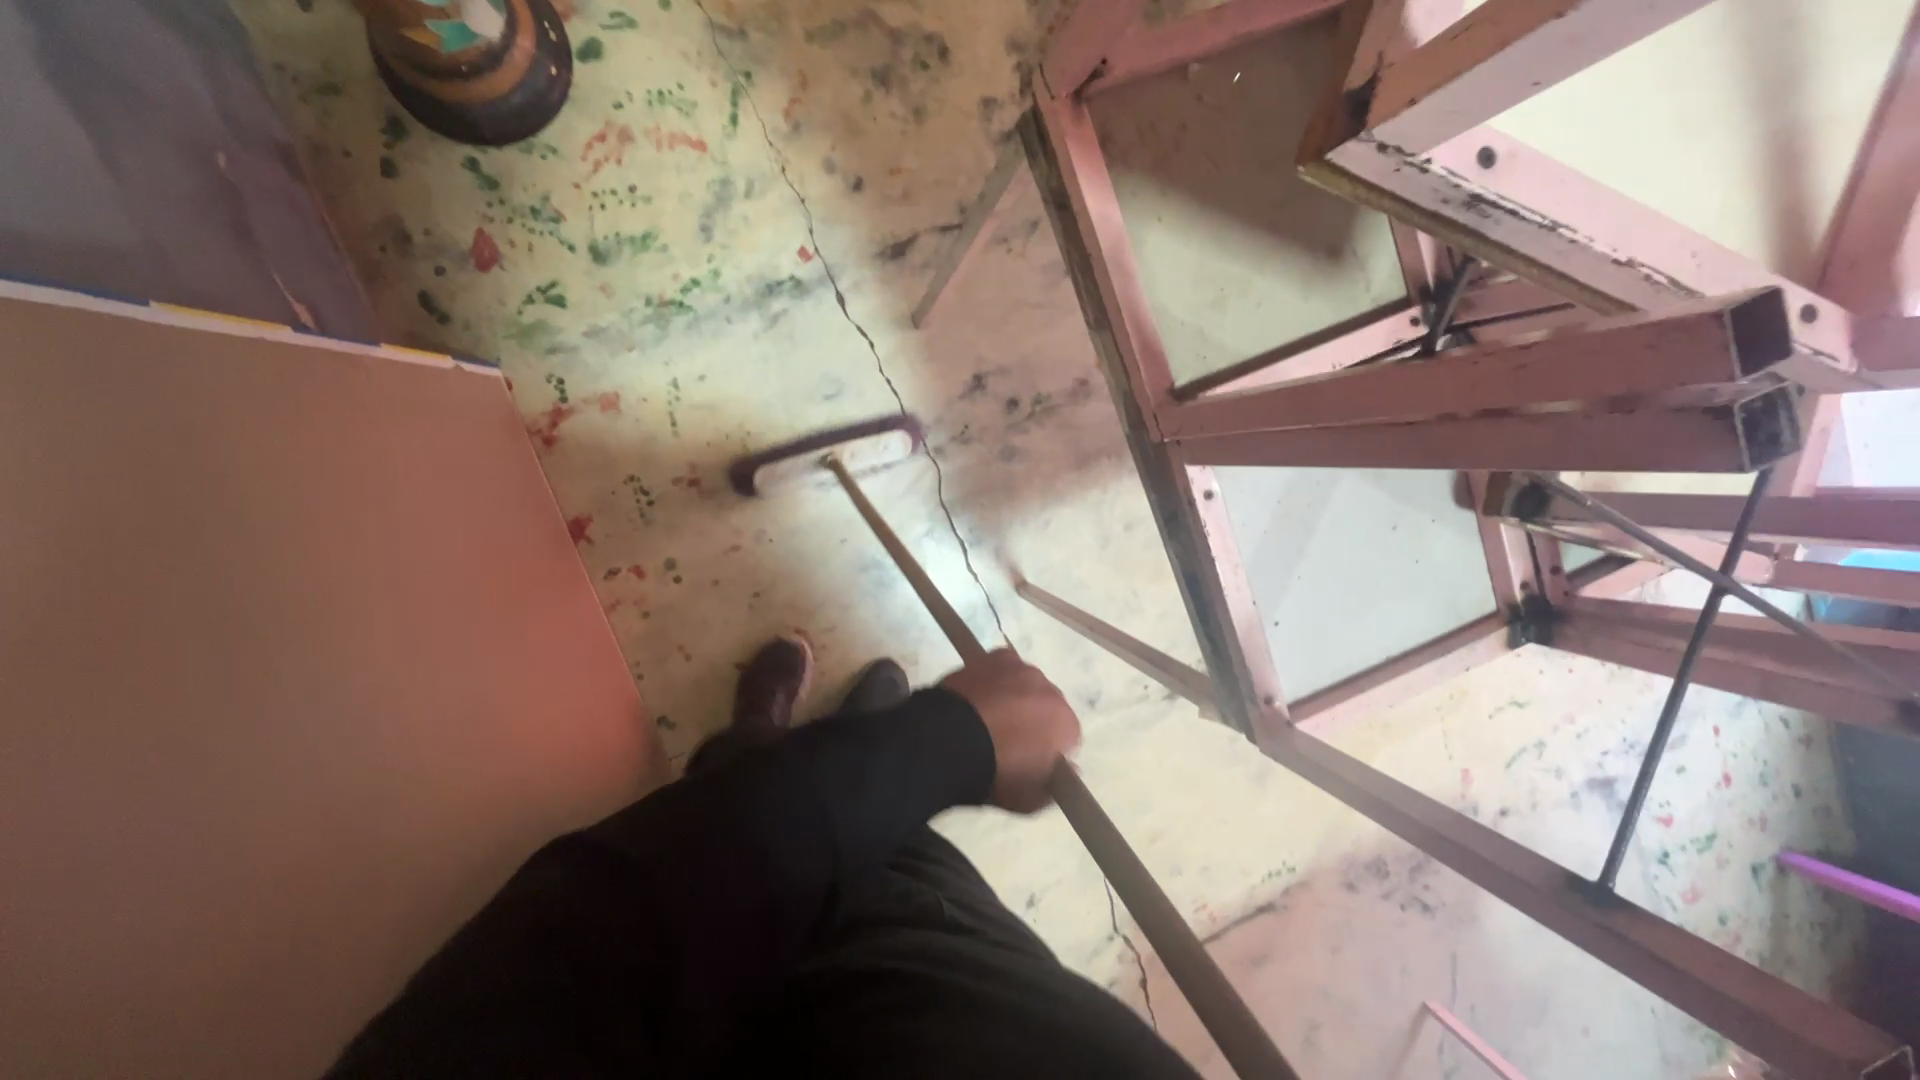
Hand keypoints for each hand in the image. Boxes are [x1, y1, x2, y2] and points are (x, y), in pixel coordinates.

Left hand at [938, 650, 1081, 813]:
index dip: (1048, 751)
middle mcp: (1050, 690)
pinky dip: (995, 679)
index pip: (1067, 738)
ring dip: (1014, 698)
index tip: (1029, 761)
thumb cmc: (994, 772)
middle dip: (1032, 720)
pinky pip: (1003, 668)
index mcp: (1065, 724)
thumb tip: (1068, 771)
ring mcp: (1021, 669)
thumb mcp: (1029, 798)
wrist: (949, 741)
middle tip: (1007, 740)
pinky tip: (979, 695)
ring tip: (987, 718)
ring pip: (1025, 685)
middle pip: (1047, 707)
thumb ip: (1054, 786)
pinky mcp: (995, 657)